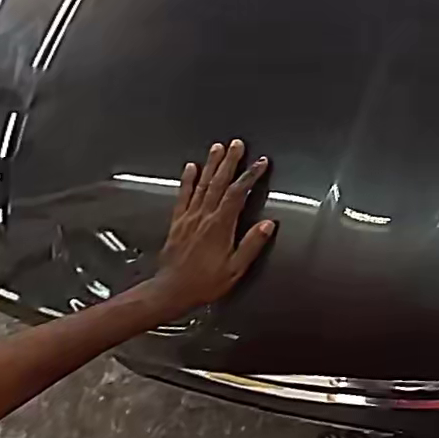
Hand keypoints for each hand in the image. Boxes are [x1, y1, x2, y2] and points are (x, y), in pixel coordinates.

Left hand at [134, 139, 275, 320]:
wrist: (169, 292)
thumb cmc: (204, 283)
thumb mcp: (235, 268)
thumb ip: (252, 244)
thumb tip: (269, 224)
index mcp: (219, 226)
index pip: (237, 194)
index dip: (250, 176)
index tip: (261, 163)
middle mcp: (203, 218)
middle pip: (218, 183)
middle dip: (230, 161)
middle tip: (237, 144)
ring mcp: (188, 218)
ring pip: (202, 185)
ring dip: (211, 165)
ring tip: (218, 148)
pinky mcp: (178, 222)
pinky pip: (183, 196)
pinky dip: (187, 180)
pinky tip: (191, 168)